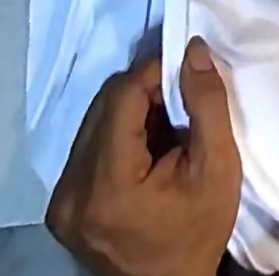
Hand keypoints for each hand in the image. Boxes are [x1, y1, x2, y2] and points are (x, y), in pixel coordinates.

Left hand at [47, 38, 241, 275]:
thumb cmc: (199, 230)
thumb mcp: (218, 165)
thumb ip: (206, 101)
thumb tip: (193, 48)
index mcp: (106, 184)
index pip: (122, 95)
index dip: (156, 73)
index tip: (186, 78)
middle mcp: (70, 190)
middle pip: (105, 102)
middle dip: (145, 91)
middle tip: (180, 107)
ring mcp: (60, 200)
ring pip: (95, 117)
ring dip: (132, 109)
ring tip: (165, 130)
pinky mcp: (60, 204)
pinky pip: (89, 140)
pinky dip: (119, 131)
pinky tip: (145, 149)